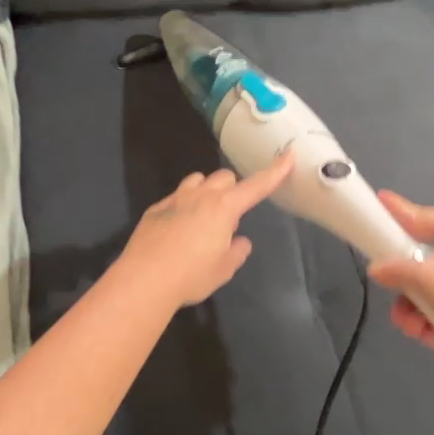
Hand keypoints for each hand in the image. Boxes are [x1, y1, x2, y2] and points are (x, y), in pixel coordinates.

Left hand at [116, 152, 295, 306]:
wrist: (145, 279)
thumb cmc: (192, 276)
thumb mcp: (223, 269)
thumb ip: (236, 251)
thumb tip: (240, 240)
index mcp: (224, 208)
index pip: (256, 186)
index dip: (275, 172)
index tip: (288, 155)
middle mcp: (201, 196)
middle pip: (224, 177)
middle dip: (232, 189)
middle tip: (229, 217)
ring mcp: (176, 198)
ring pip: (197, 180)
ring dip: (206, 191)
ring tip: (203, 217)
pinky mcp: (156, 208)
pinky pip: (175, 197)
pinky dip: (183, 206)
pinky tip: (177, 230)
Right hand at [368, 192, 433, 353]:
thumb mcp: (428, 279)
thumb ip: (397, 270)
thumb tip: (377, 267)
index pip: (417, 214)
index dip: (395, 210)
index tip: (378, 200)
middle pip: (421, 261)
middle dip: (406, 292)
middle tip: (398, 310)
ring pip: (433, 289)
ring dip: (419, 313)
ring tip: (418, 333)